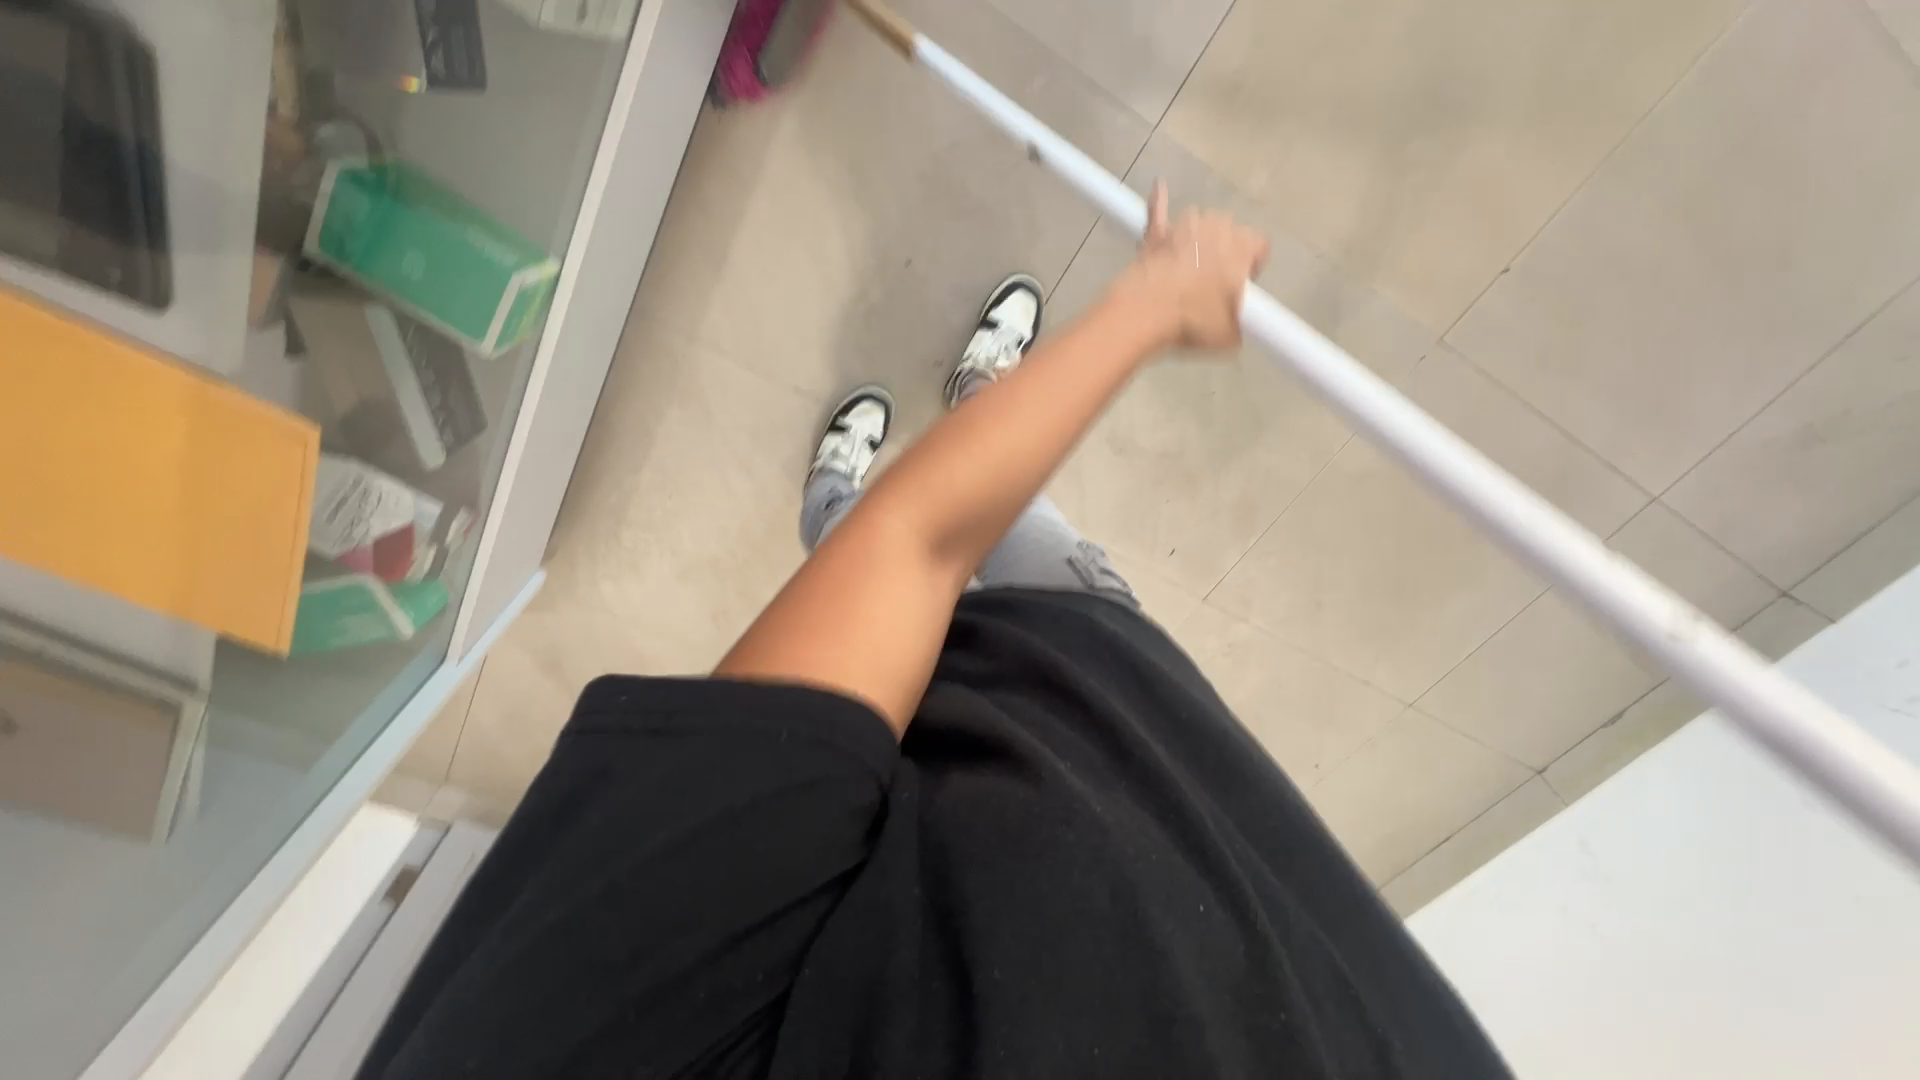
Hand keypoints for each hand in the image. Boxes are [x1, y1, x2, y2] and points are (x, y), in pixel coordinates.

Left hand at [1109, 180, 1269, 352]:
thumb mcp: (1231, 333)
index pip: (1260, 245)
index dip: (1252, 265)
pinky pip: (1158, 209)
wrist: (1145, 312)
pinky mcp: (1154, 234)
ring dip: (1196, 238)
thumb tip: (1236, 320)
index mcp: (1242, 247)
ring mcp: (1183, 227)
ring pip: (1197, 222)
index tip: (1241, 283)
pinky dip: (1158, 200)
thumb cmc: (1194, 322)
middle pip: (1228, 231)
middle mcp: (1217, 227)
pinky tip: (1159, 185)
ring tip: (1188, 264)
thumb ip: (1240, 318)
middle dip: (1223, 251)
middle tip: (1210, 282)